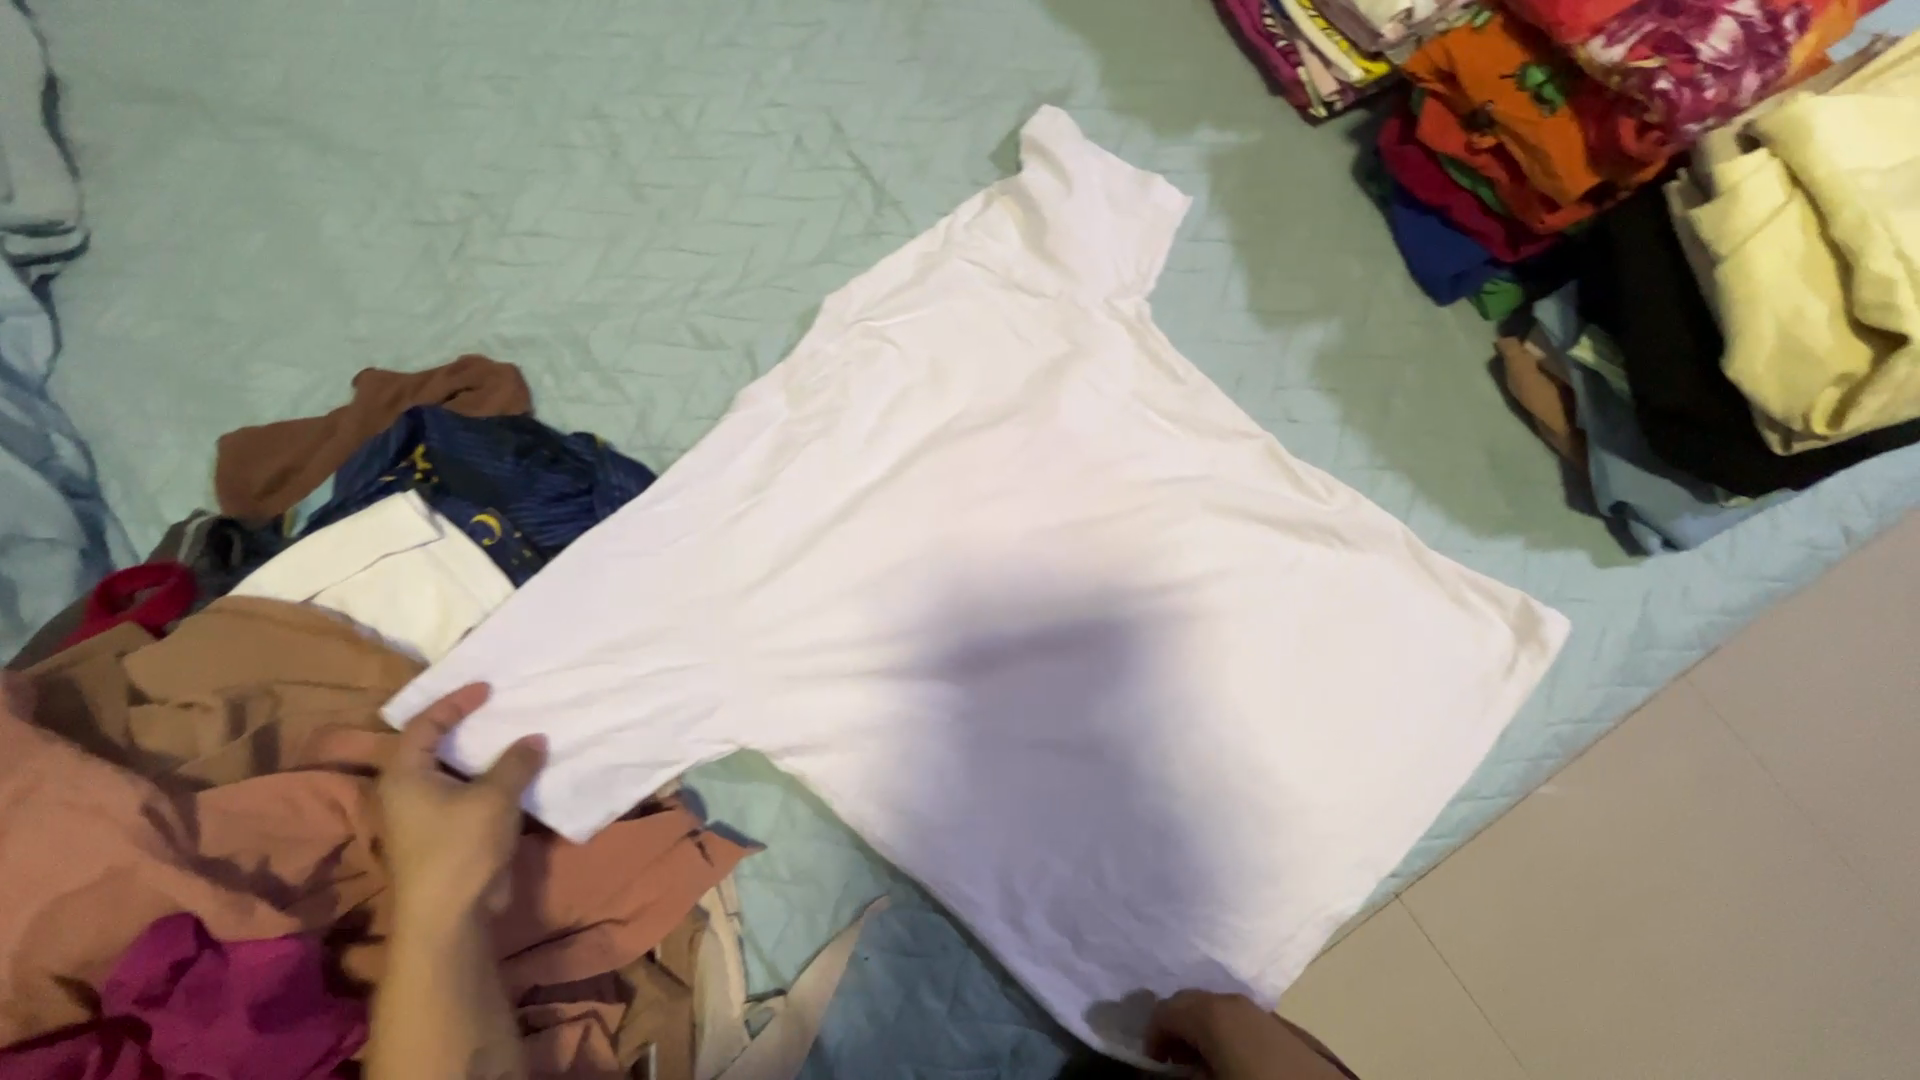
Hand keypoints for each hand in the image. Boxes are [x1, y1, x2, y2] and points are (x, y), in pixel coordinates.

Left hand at [378, 682, 546, 917]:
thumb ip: (515, 762)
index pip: (423, 725)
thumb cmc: (461, 847)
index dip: (454, 703)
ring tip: (512, 738)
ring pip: (452, 773)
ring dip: (481, 756)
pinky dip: (488, 781)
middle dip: (465, 726)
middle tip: (497, 708)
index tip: (487, 689)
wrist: (449, 916)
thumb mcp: (494, 797)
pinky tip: (515, 777)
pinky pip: (466, 795)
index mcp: (405, 776)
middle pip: (433, 747)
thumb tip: (534, 739)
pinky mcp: (443, 836)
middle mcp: (406, 792)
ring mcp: (423, 817)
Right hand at [1146, 991, 1351, 1079]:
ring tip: (1204, 1070)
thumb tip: (1169, 1073)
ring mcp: (1262, 1013)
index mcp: (1211, 1013)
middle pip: (1190, 1004)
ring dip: (1202, 1036)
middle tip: (1173, 1068)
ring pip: (1217, 1013)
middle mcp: (1233, 1001)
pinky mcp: (1285, 1030)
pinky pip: (1241, 1024)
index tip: (1153, 1069)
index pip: (1164, 1011)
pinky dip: (1227, 1039)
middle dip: (1175, 1032)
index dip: (1152, 1038)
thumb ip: (1184, 1077)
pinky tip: (1235, 1068)